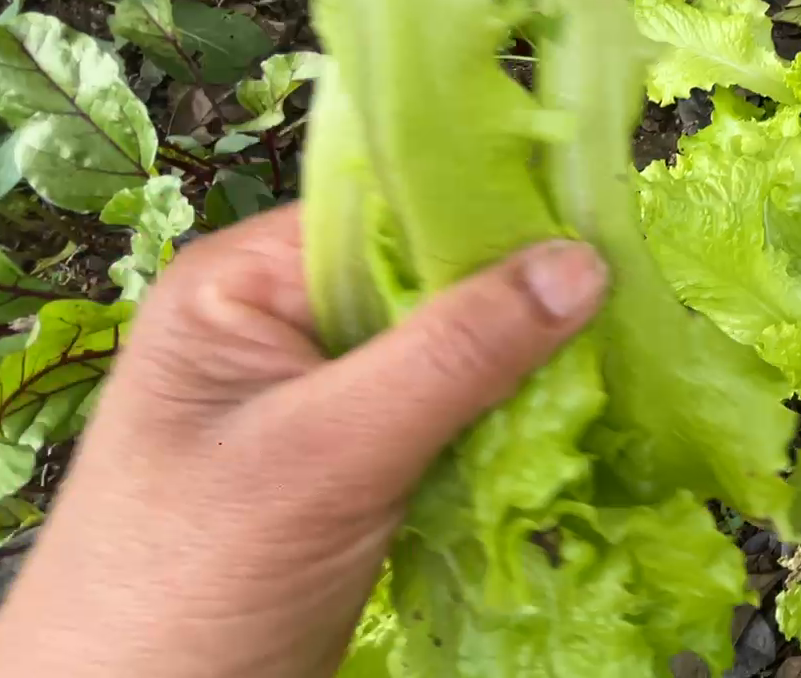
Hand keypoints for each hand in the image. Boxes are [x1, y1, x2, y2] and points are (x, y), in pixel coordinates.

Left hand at [0, 205, 608, 677]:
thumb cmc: (184, 591)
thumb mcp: (322, 457)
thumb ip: (455, 353)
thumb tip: (586, 263)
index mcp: (253, 281)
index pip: (395, 208)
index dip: (495, 208)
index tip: (591, 222)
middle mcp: (301, 312)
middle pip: (442, 266)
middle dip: (524, 283)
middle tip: (616, 287)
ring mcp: (343, 376)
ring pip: (469, 328)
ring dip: (532, 341)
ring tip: (608, 338)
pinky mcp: (381, 433)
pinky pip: (474, 384)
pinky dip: (523, 390)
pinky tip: (569, 392)